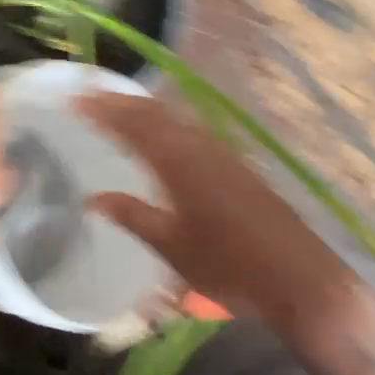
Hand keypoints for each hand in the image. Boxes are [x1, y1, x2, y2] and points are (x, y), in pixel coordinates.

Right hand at [77, 91, 371, 348]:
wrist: (302, 279)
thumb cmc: (229, 266)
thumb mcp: (171, 246)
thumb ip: (132, 215)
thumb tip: (92, 199)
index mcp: (177, 161)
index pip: (131, 124)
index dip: (100, 110)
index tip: (72, 99)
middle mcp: (199, 146)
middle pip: (153, 111)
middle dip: (119, 101)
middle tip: (90, 95)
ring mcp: (223, 153)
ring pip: (174, 117)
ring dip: (144, 108)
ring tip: (120, 107)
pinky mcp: (238, 165)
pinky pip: (191, 129)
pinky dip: (167, 122)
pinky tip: (164, 135)